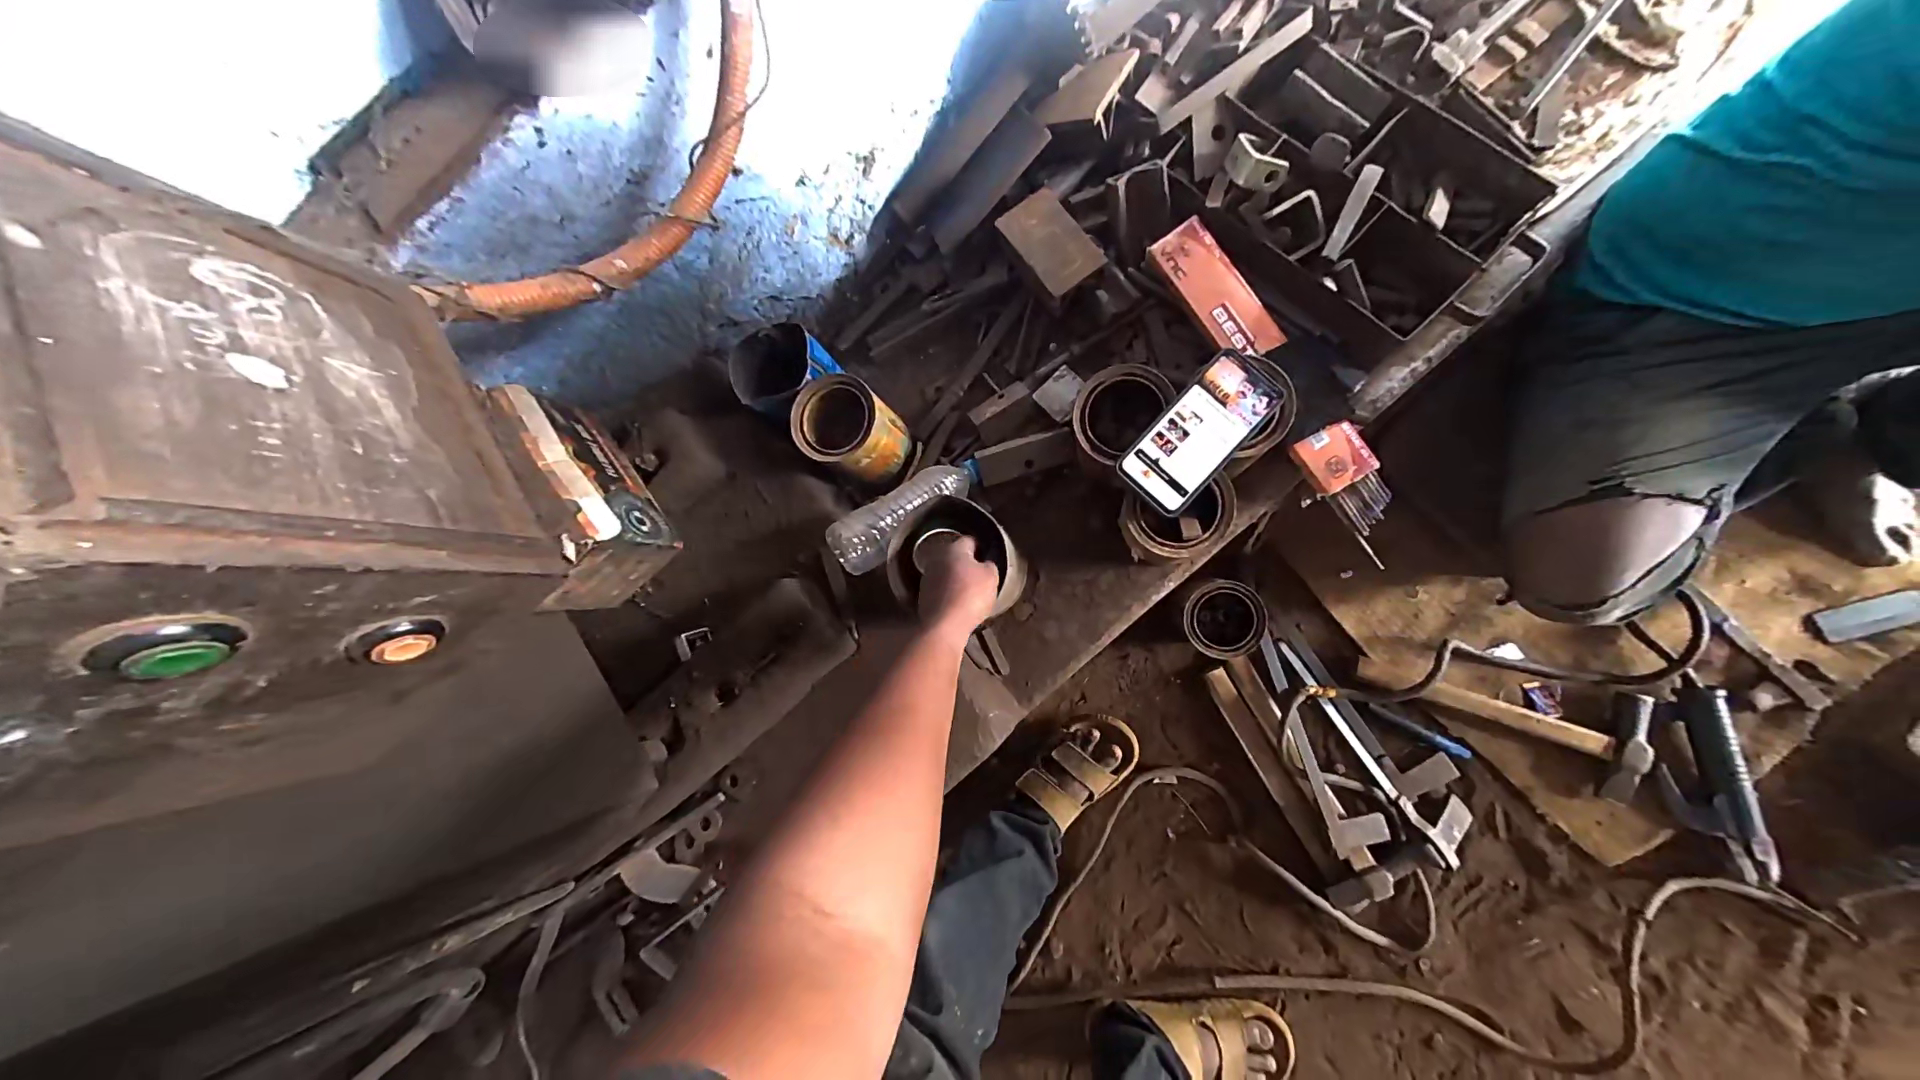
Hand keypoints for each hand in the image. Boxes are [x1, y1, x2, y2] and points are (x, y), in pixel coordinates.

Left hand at [914, 533, 999, 636]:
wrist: (945, 625)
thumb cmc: (971, 596)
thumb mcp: (991, 577)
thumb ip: (989, 565)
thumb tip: (985, 563)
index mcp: (954, 549)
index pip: (969, 541)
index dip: (980, 548)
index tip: (987, 557)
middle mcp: (936, 559)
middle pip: (954, 557)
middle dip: (966, 564)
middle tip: (979, 575)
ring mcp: (927, 578)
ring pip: (945, 573)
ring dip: (955, 579)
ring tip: (969, 591)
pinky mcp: (922, 596)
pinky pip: (940, 589)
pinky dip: (948, 593)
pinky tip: (957, 603)